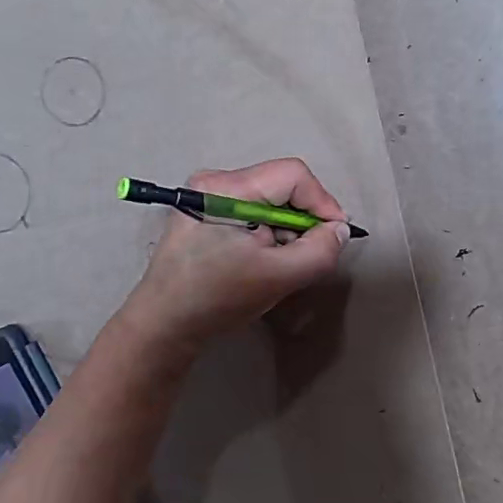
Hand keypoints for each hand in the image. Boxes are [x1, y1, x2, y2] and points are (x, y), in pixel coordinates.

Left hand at [120, 158, 351, 342]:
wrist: (163, 327)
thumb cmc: (215, 299)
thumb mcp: (277, 277)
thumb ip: (319, 251)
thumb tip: (340, 230)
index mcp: (226, 188)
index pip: (293, 175)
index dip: (322, 203)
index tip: (336, 236)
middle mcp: (216, 183)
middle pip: (283, 187)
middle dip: (303, 221)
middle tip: (306, 257)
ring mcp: (210, 199)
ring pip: (272, 202)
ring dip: (288, 232)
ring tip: (280, 265)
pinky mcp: (209, 216)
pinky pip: (256, 214)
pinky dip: (271, 236)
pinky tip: (263, 264)